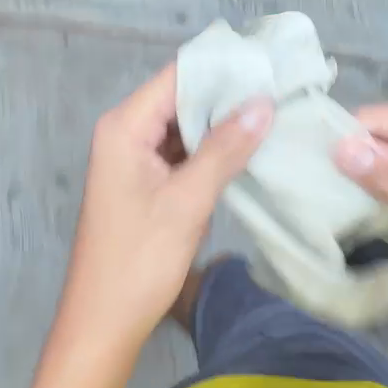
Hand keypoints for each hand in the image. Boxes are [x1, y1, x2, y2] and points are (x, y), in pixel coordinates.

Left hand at [57, 65, 272, 352]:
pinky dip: (210, 151)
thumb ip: (225, 149)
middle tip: (283, 91)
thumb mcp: (187, 202)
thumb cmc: (139, 260)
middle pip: (180, 99)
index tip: (270, 65)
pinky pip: (180, 153)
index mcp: (124, 127)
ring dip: (222, 125)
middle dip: (227, 96)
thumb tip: (263, 103)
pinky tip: (248, 150)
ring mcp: (133, 159)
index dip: (222, 69)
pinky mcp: (144, 183)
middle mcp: (124, 133)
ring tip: (275, 115)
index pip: (177, 77)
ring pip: (183, 127)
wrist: (104, 322)